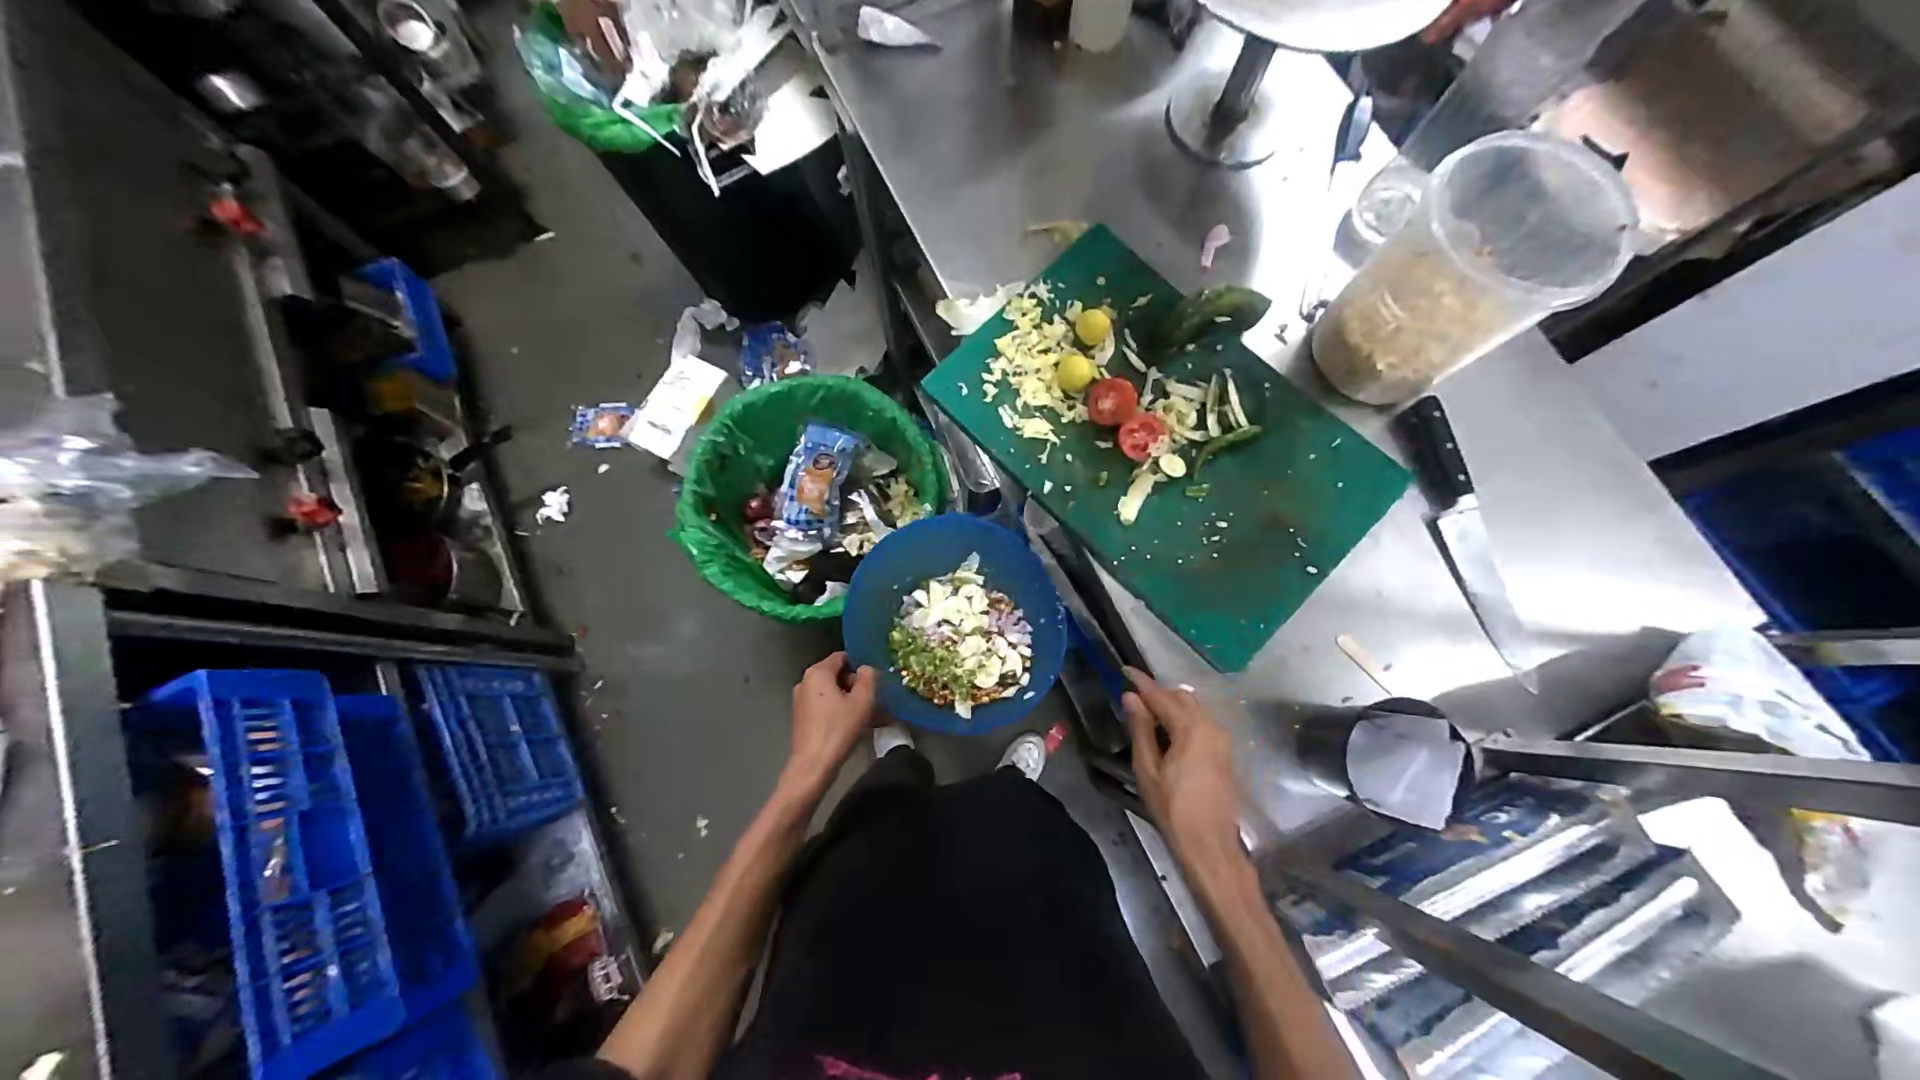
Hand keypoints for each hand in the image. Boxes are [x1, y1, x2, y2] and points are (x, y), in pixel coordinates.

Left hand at [784, 652, 878, 791]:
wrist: (813, 765)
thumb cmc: (839, 728)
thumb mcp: (862, 700)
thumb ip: (868, 678)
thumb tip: (865, 669)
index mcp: (817, 673)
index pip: (842, 657)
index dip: (860, 666)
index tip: (874, 681)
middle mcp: (805, 682)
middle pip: (837, 675)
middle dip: (856, 686)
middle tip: (874, 701)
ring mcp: (801, 701)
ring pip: (832, 694)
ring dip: (851, 701)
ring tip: (872, 716)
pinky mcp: (802, 718)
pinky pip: (826, 707)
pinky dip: (840, 712)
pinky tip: (857, 726)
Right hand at [1122, 668, 1244, 874]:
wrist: (1209, 843)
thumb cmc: (1173, 808)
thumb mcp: (1147, 768)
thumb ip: (1140, 729)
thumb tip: (1131, 698)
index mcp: (1192, 728)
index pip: (1162, 695)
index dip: (1141, 682)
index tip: (1124, 669)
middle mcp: (1211, 726)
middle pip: (1181, 698)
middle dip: (1157, 693)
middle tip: (1132, 697)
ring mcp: (1222, 739)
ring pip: (1193, 709)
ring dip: (1170, 706)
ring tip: (1146, 714)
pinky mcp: (1224, 752)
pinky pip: (1201, 722)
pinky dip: (1182, 719)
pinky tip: (1166, 731)